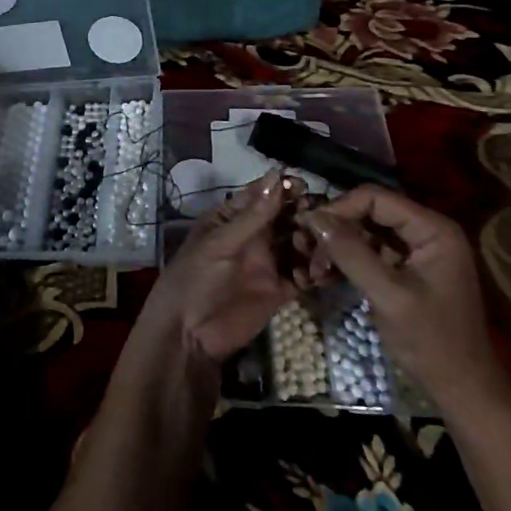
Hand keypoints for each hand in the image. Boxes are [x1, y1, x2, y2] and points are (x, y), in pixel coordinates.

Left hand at [142, 172, 303, 359]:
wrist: (189, 334)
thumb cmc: (195, 280)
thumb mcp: (220, 244)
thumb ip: (252, 215)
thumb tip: (276, 176)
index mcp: (233, 219)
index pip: (264, 196)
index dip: (284, 189)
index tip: (304, 188)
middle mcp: (255, 236)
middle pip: (289, 217)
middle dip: (307, 215)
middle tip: (322, 220)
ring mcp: (269, 262)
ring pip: (302, 244)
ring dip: (315, 243)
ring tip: (320, 250)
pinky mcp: (281, 289)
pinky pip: (306, 274)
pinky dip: (317, 271)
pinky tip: (321, 274)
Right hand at [299, 186, 509, 409]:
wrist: (458, 383)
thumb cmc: (430, 338)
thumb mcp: (388, 294)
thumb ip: (352, 253)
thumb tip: (313, 218)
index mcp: (432, 230)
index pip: (375, 198)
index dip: (338, 209)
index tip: (308, 231)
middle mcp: (425, 231)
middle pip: (366, 212)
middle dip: (333, 230)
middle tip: (305, 253)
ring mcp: (415, 250)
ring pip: (362, 232)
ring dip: (334, 247)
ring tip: (312, 270)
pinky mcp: (403, 268)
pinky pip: (367, 252)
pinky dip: (344, 262)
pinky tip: (323, 277)